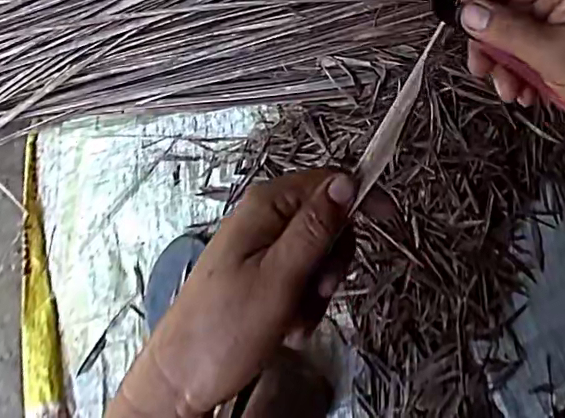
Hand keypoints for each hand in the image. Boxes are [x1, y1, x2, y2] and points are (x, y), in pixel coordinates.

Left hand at [113, 169, 373, 417]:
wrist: (176, 386)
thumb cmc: (223, 332)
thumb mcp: (279, 278)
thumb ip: (316, 227)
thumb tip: (348, 180)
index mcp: (267, 204)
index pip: (329, 180)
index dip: (361, 196)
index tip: (389, 219)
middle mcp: (265, 216)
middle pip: (327, 217)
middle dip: (333, 257)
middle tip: (320, 290)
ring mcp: (261, 244)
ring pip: (318, 250)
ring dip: (318, 286)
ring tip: (296, 316)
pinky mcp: (260, 272)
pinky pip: (301, 275)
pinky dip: (304, 300)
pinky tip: (287, 324)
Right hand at [459, 0, 564, 155]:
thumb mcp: (552, 55)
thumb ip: (507, 31)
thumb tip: (468, 11)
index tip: (456, 24)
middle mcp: (564, 2)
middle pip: (509, 11)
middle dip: (492, 43)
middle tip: (481, 70)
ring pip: (518, 38)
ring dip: (507, 66)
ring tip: (511, 93)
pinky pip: (535, 56)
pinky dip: (525, 75)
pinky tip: (528, 96)